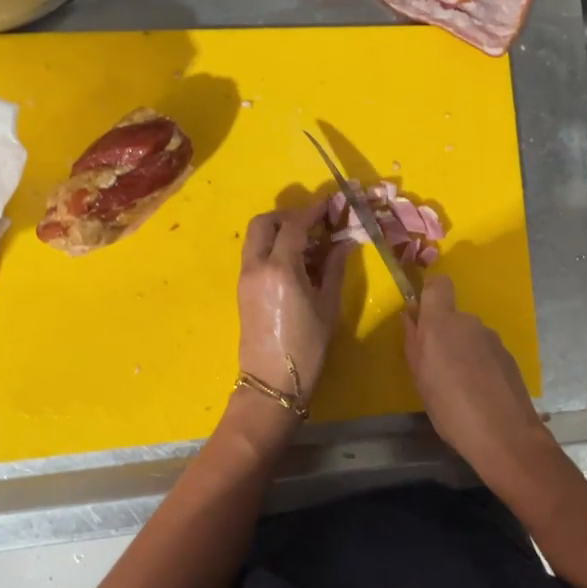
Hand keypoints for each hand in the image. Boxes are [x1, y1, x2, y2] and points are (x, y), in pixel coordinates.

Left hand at [236, 200, 353, 420]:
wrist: (272, 382)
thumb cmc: (307, 346)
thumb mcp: (328, 305)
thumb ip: (334, 267)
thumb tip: (343, 242)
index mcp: (280, 268)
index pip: (294, 225)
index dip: (313, 211)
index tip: (330, 204)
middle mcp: (257, 265)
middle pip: (264, 222)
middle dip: (288, 216)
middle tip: (313, 223)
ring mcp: (245, 277)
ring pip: (256, 237)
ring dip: (279, 230)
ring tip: (308, 243)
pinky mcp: (243, 289)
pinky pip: (256, 255)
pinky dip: (273, 247)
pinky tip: (297, 262)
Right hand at [404, 275, 550, 478]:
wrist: (505, 435)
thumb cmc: (451, 408)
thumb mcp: (420, 378)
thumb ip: (413, 343)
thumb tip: (410, 318)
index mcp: (442, 323)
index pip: (438, 285)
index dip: (429, 295)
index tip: (421, 318)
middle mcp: (470, 323)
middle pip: (452, 316)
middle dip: (443, 335)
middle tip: (435, 368)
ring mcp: (493, 339)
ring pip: (469, 336)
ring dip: (461, 352)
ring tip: (458, 388)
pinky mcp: (508, 356)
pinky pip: (484, 352)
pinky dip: (479, 366)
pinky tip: (478, 394)